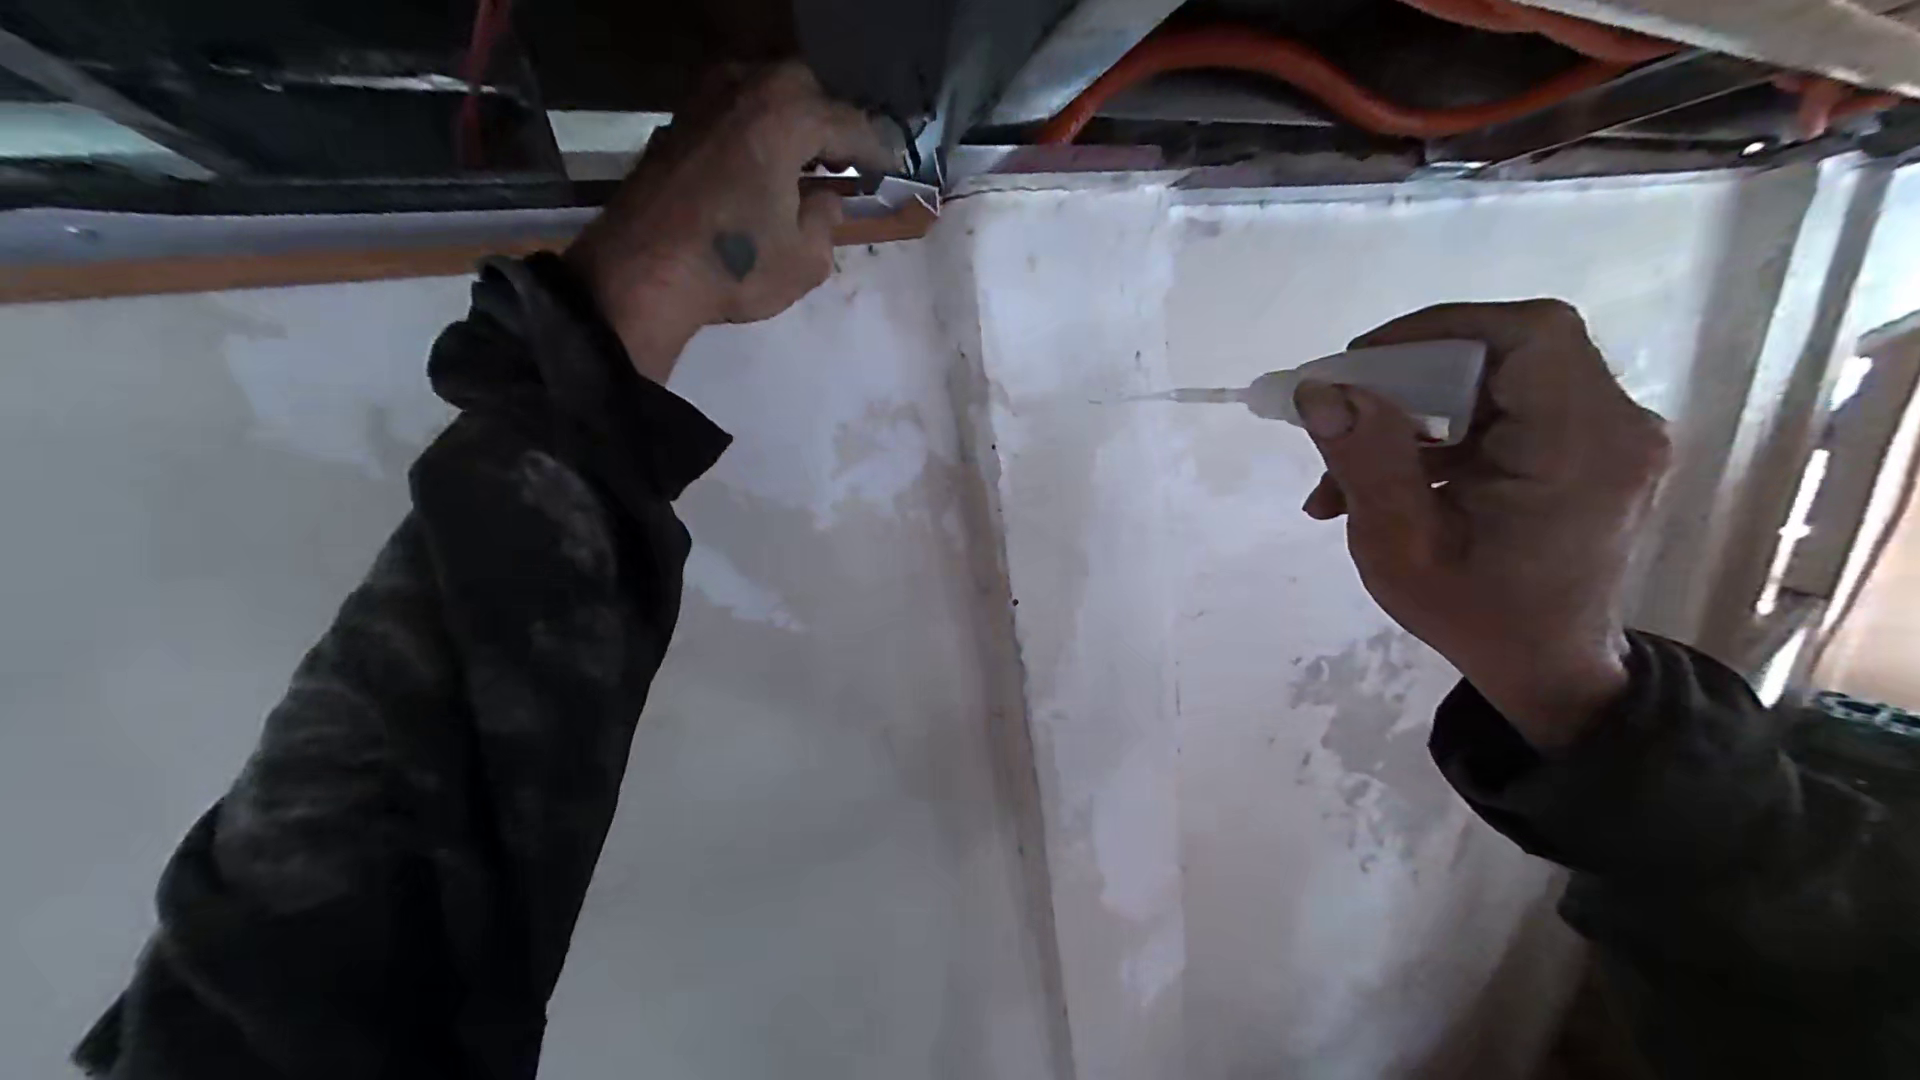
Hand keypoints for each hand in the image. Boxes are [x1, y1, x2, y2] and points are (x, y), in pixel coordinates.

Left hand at [564, 62, 896, 382]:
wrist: (644, 271)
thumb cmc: (735, 266)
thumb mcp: (805, 259)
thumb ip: (826, 221)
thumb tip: (826, 201)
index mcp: (784, 118)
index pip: (847, 123)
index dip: (875, 148)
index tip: (890, 168)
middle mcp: (743, 91)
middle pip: (802, 87)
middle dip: (829, 120)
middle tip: (843, 160)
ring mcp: (702, 102)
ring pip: (761, 90)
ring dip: (789, 120)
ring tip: (804, 160)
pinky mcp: (676, 125)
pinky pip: (731, 110)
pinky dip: (755, 129)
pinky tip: (761, 165)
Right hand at [1296, 300, 1670, 749]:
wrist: (1544, 668)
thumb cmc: (1474, 616)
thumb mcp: (1400, 546)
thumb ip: (1364, 462)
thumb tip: (1320, 392)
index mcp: (1579, 448)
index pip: (1528, 335)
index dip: (1438, 329)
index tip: (1360, 362)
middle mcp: (1611, 428)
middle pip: (1504, 356)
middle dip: (1406, 382)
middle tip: (1339, 419)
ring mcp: (1601, 439)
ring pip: (1490, 387)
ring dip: (1408, 419)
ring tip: (1342, 478)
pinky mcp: (1579, 453)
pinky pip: (1497, 418)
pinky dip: (1432, 441)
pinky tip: (1381, 485)